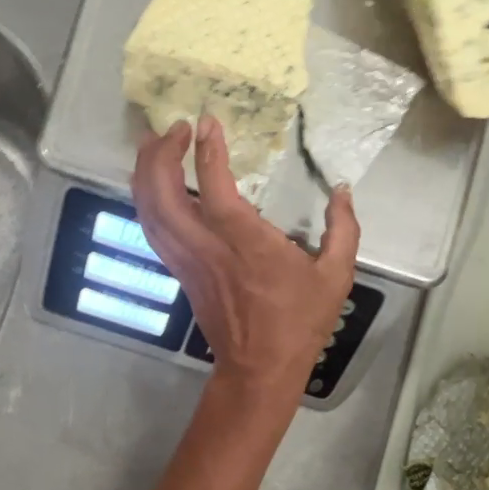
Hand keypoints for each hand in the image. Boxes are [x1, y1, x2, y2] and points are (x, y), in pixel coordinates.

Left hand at [131, 117, 359, 398]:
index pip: (215, 189)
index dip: (207, 152)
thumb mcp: (336, 276)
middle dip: (160, 154)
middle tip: (175, 128)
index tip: (207, 121)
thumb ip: (343, 229)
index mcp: (246, 244)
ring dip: (146, 173)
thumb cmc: (299, 323)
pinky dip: (147, 200)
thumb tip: (342, 190)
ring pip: (150, 212)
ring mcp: (188, 262)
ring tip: (154, 143)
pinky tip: (155, 183)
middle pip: (162, 195)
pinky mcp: (181, 273)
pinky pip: (154, 230)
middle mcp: (208, 248)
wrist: (259, 369)